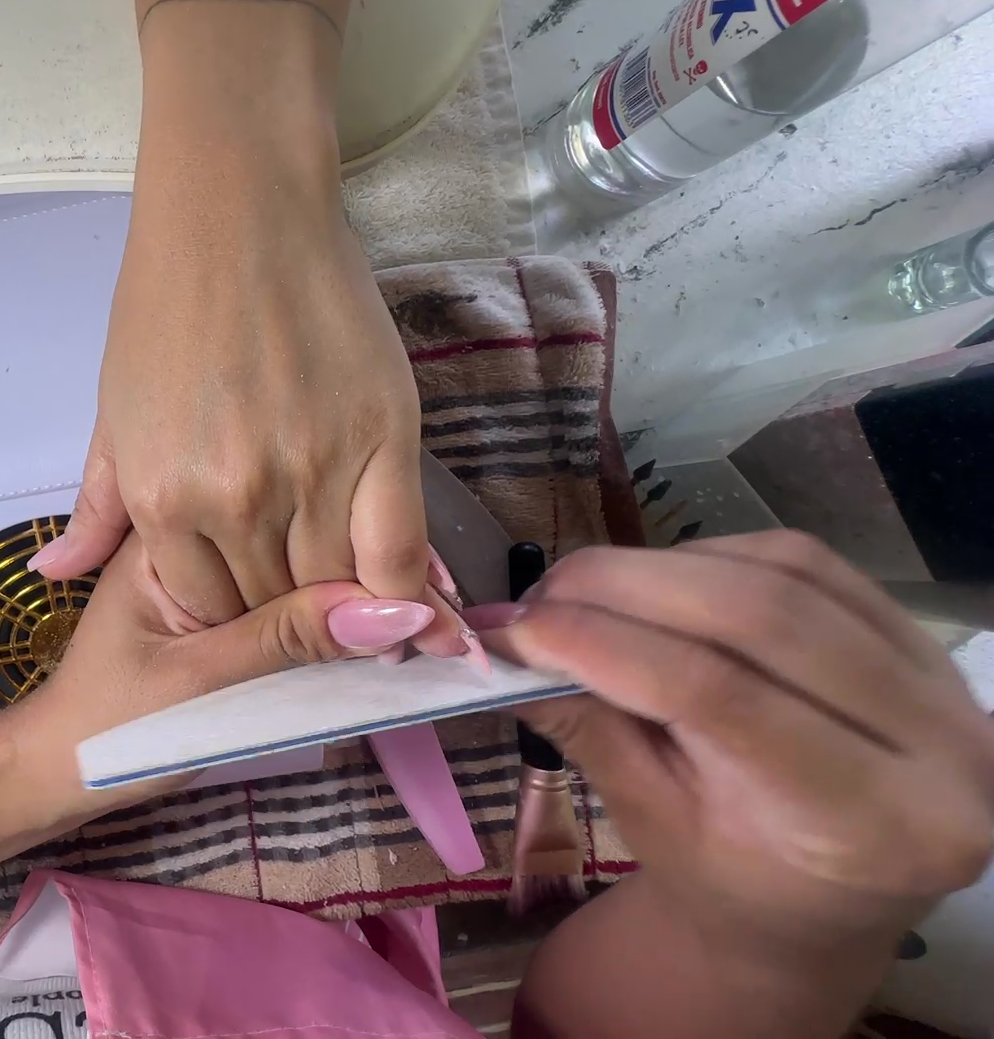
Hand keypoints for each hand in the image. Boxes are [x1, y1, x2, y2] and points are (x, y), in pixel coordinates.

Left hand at [13, 535, 437, 821]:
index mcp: (169, 536)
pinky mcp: (225, 613)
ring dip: (370, 600)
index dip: (358, 564)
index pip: (277, 529)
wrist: (59, 765)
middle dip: (379, 581)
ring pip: (304, 574)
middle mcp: (195, 542)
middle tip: (460, 627)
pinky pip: (290, 608)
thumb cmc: (108, 725)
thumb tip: (392, 618)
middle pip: (299, 547)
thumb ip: (284, 644)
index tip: (435, 602)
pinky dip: (338, 623)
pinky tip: (395, 625)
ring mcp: (212, 576)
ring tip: (447, 630)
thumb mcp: (194, 683)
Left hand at [28, 0, 460, 658]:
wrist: (235, 215)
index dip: (229, 619)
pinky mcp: (385, 438)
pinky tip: (410, 611)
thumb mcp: (111, 418)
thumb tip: (49, 577)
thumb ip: (93, 512)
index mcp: (161, 500)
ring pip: (334, 589)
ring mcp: (314, 472)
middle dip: (280, 618)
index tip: (248, 613)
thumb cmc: (160, 314)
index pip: (206, 609)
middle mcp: (235, 501)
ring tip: (351, 613)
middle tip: (300, 613)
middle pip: (268, 607)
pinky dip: (404, 592)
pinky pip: (401, 552)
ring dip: (339, 608)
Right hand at [485, 531, 993, 954]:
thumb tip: (500, 646)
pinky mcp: (912, 632)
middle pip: (757, 612)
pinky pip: (794, 560)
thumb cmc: (720, 869)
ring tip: (573, 593)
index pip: (717, 694)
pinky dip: (696, 557)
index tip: (509, 631)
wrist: (814, 887)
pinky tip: (646, 586)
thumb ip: (579, 723)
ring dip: (648, 566)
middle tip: (531, 601)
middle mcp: (944, 745)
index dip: (597, 644)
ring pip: (777, 570)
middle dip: (616, 587)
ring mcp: (941, 679)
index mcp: (870, 822)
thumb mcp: (641, 814)